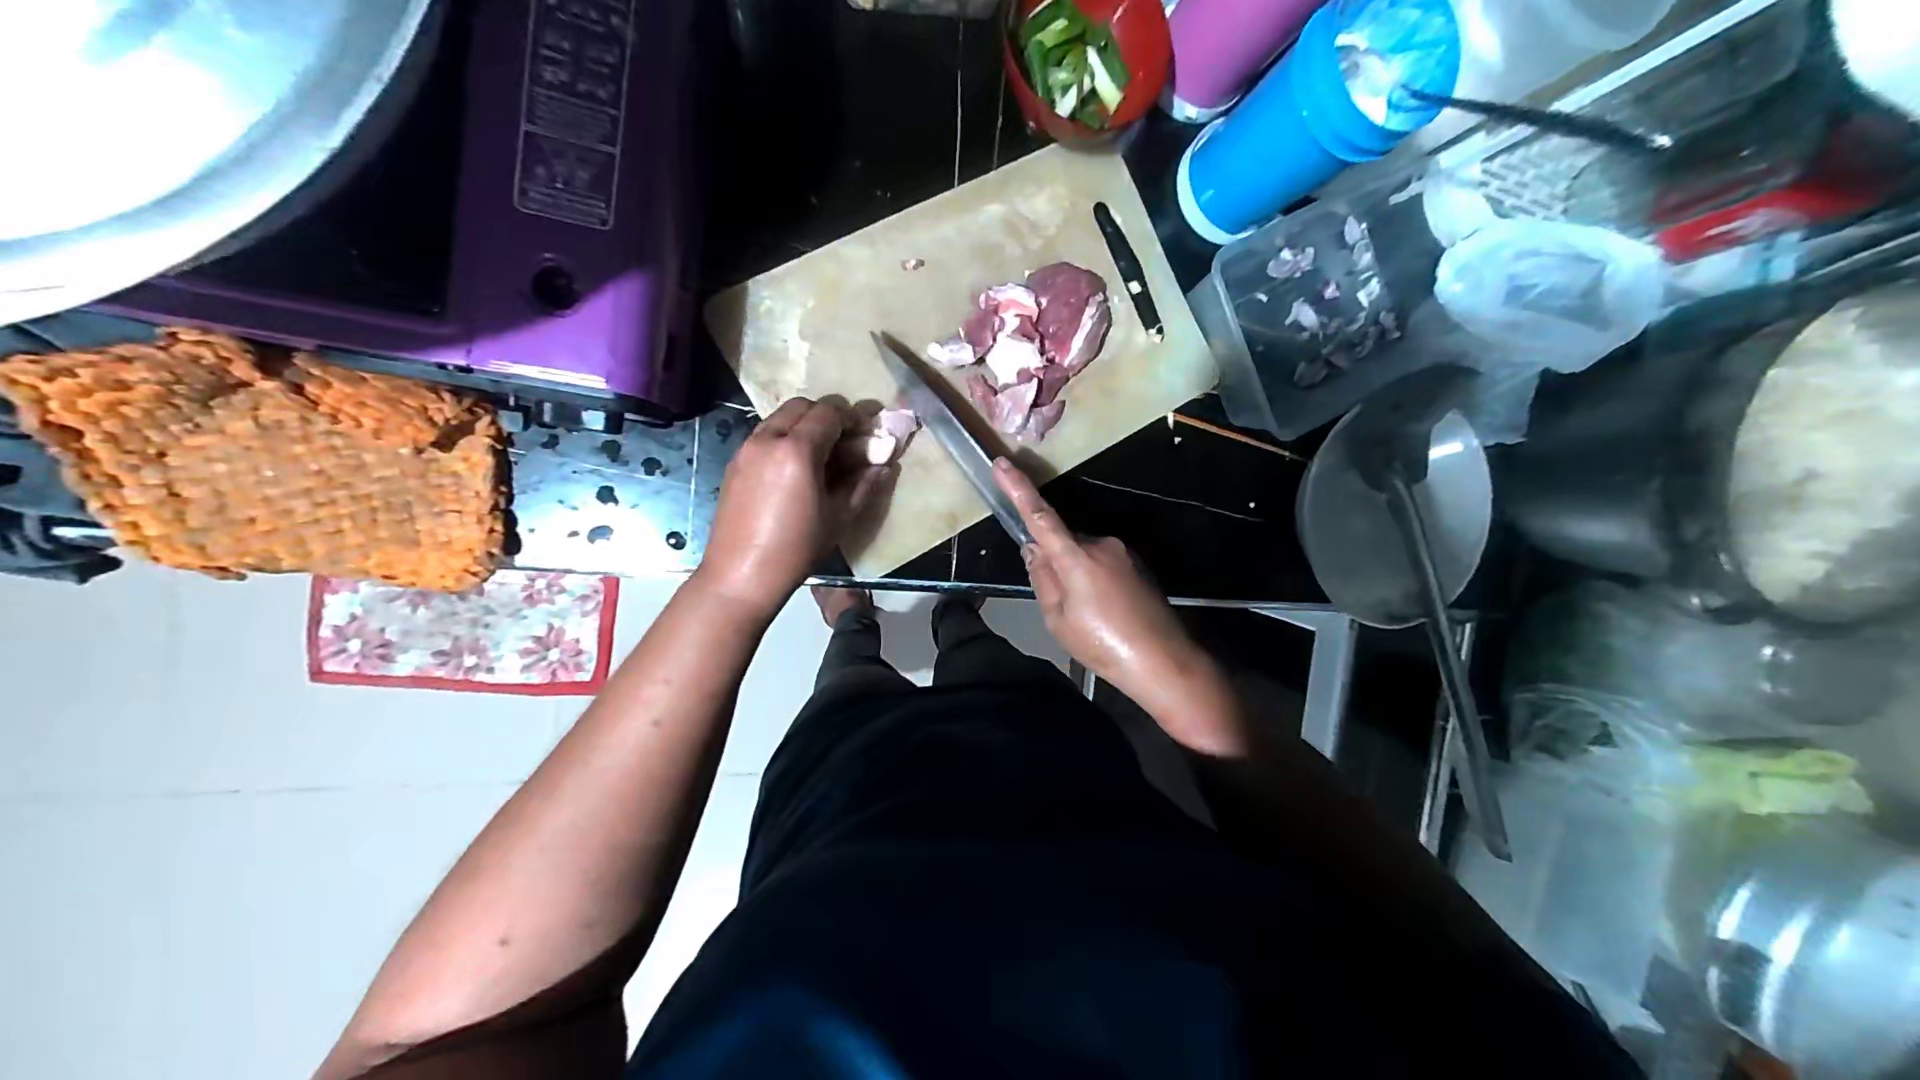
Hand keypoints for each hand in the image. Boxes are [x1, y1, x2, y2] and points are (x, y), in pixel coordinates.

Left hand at [699, 397, 890, 614]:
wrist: (741, 574)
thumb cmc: (796, 548)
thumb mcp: (839, 517)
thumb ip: (864, 484)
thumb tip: (885, 465)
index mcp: (797, 449)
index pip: (829, 412)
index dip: (851, 418)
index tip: (865, 435)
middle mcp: (768, 439)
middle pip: (802, 406)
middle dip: (826, 416)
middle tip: (844, 442)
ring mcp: (746, 449)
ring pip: (779, 417)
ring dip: (803, 425)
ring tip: (819, 455)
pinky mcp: (734, 463)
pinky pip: (764, 435)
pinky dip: (783, 438)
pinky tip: (794, 469)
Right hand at [992, 458, 1212, 714]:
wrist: (1164, 660)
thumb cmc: (1104, 644)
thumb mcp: (1058, 619)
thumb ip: (1042, 579)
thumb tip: (1033, 550)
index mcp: (1077, 557)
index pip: (1040, 517)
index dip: (1018, 489)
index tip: (1001, 465)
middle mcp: (1101, 545)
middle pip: (1061, 543)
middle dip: (1052, 564)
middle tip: (1059, 606)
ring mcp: (1122, 553)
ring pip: (1081, 555)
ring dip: (1075, 576)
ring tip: (1087, 617)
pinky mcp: (1136, 564)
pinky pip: (1101, 564)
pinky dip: (1093, 582)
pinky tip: (1104, 613)